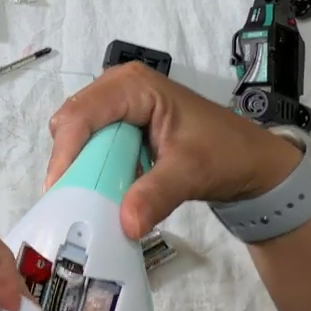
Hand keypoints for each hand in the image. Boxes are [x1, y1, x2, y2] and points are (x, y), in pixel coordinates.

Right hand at [46, 63, 302, 238]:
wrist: (252, 160)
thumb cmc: (226, 154)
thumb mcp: (191, 173)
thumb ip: (156, 195)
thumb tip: (126, 225)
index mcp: (133, 86)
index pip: (83, 114)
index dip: (66, 151)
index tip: (58, 189)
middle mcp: (118, 85)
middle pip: (72, 119)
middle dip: (68, 157)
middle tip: (70, 195)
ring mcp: (116, 101)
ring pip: (76, 129)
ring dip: (78, 162)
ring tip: (83, 193)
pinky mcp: (119, 119)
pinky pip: (90, 139)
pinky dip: (90, 163)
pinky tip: (100, 184)